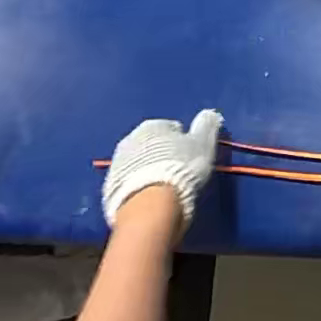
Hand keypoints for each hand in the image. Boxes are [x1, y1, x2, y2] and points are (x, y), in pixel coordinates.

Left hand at [101, 110, 222, 228]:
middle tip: (178, 173)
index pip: (171, 128)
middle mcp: (130, 139)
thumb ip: (206, 126)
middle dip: (163, 155)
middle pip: (152, 145)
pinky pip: (129, 183)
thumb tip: (210, 114)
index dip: (184, 142)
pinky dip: (139, 187)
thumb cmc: (181, 169)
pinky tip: (149, 199)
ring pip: (138, 164)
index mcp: (153, 126)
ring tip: (163, 188)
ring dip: (148, 171)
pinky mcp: (111, 187)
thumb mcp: (203, 144)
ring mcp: (117, 163)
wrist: (151, 205)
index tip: (192, 157)